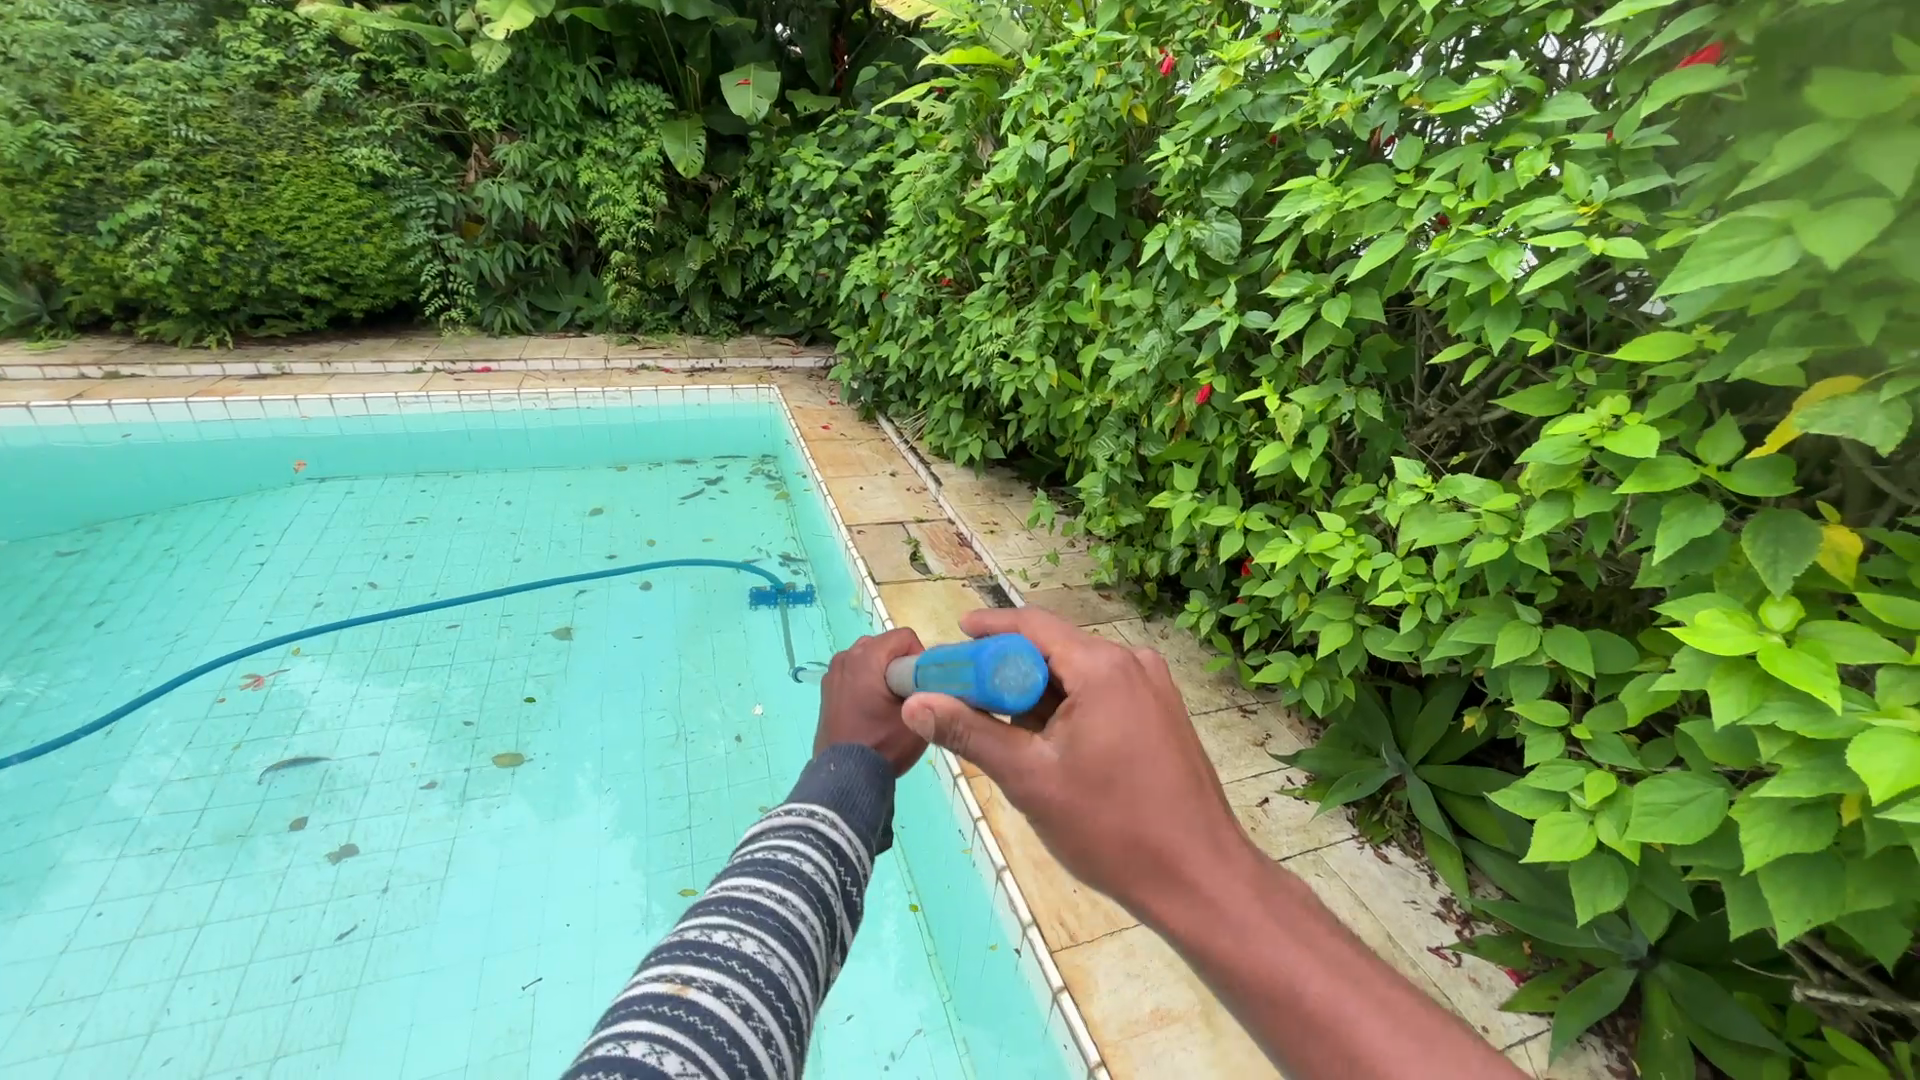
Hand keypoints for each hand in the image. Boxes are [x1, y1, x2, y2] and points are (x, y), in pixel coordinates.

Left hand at [815, 627, 927, 775]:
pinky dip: (867, 682)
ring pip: (869, 658)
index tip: (923, 684)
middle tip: (910, 694)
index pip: (904, 636)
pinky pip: (855, 673)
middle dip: (900, 664)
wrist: (845, 776)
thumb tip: (935, 679)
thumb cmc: (883, 743)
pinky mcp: (827, 689)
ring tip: (891, 703)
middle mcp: (845, 656)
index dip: (920, 657)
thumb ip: (929, 690)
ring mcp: (832, 672)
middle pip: (885, 645)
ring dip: (883, 672)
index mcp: (866, 657)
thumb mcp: (917, 715)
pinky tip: (872, 709)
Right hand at [900, 608, 1247, 924]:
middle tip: (964, 695)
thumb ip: (970, 733)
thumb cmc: (1111, 828)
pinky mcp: (1162, 714)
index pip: (1033, 625)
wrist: (1200, 878)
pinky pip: (1102, 694)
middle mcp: (1132, 663)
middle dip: (1007, 670)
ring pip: (1078, 675)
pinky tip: (1045, 742)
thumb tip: (914, 706)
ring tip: (999, 726)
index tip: (953, 637)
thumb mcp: (1030, 779)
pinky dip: (1068, 708)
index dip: (988, 628)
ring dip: (1036, 694)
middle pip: (1055, 649)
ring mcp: (1153, 688)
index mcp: (1103, 667)